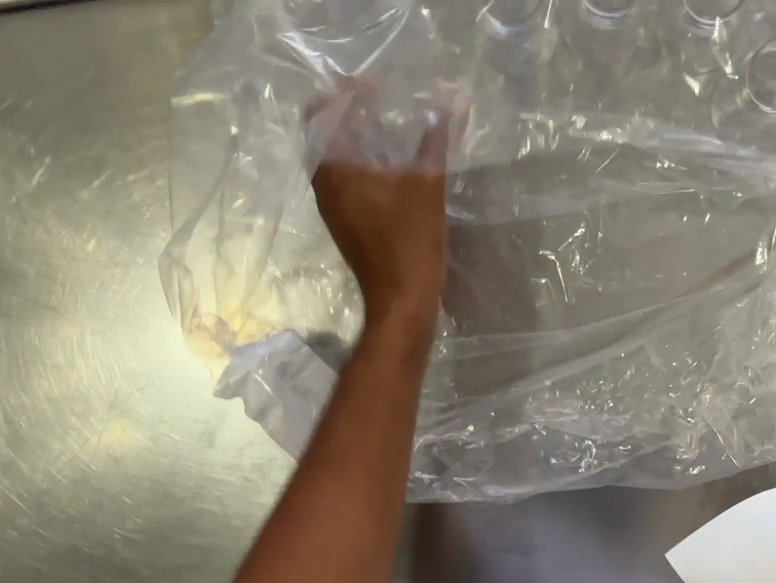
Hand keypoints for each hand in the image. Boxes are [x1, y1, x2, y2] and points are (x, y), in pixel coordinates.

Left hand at [308, 84, 452, 332]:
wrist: (401, 304)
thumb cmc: (409, 244)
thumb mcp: (427, 187)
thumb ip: (436, 140)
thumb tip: (453, 98)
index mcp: (334, 171)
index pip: (322, 115)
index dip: (344, 94)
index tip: (372, 85)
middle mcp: (325, 187)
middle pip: (323, 137)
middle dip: (345, 115)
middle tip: (375, 101)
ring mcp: (334, 210)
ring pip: (333, 162)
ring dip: (353, 141)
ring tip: (384, 128)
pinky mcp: (347, 227)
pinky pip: (344, 183)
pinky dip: (360, 166)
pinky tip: (388, 166)